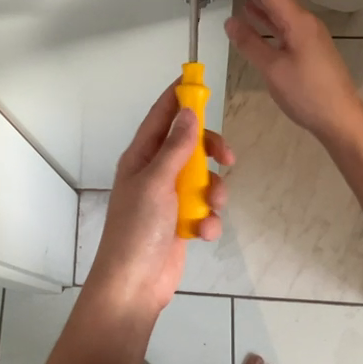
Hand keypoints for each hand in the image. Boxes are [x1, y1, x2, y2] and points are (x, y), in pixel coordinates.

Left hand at [85, 84, 232, 313]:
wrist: (135, 285)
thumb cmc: (137, 229)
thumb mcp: (156, 182)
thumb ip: (176, 147)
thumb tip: (188, 111)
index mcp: (141, 156)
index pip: (161, 116)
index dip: (178, 96)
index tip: (197, 78)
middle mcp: (155, 171)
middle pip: (190, 145)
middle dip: (211, 150)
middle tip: (227, 157)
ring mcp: (170, 198)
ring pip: (204, 178)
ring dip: (215, 191)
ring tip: (213, 205)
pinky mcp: (183, 222)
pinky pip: (206, 209)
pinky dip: (210, 220)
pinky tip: (204, 233)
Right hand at [225, 0, 362, 140]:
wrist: (341, 120)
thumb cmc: (308, 94)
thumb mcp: (273, 69)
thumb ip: (250, 43)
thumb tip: (232, 21)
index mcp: (297, 22)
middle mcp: (304, 22)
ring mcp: (307, 35)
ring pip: (277, 9)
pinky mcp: (307, 48)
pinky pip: (281, 23)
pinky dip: (264, 16)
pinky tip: (251, 15)